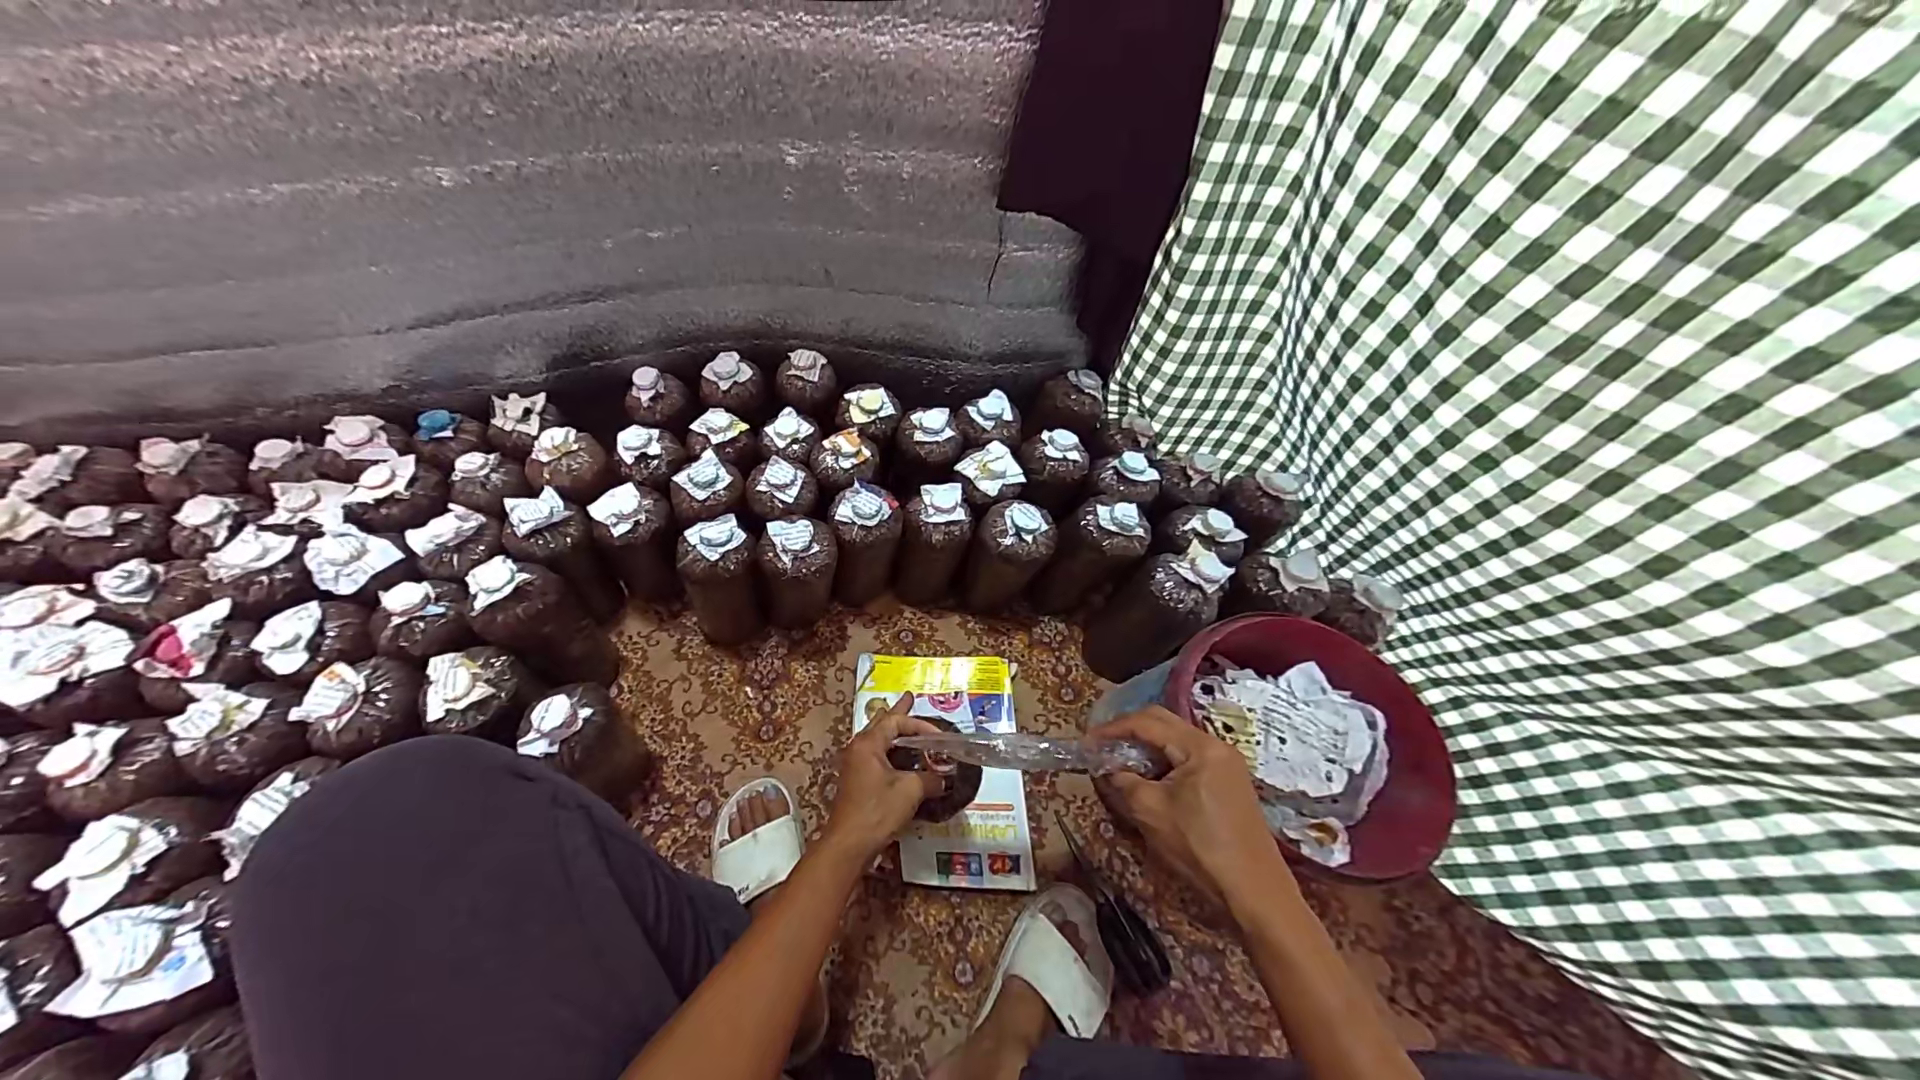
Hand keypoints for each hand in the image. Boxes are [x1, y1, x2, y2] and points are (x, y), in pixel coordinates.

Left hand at [821, 693, 944, 861]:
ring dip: (896, 735)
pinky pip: (878, 759)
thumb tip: (944, 779)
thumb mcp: (910, 790)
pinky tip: (904, 760)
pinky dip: (893, 754)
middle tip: (910, 700)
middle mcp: (858, 750)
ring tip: (910, 728)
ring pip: (879, 742)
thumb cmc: (877, 810)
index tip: (939, 735)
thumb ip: (930, 778)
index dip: (919, 725)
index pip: (894, 721)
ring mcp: (855, 767)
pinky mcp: (858, 783)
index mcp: (867, 744)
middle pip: (881, 724)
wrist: (849, 845)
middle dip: (898, 714)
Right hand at [1093, 706, 1292, 906]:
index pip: (1148, 723)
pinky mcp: (1229, 782)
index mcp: (1200, 747)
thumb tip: (1106, 769)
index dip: (1113, 729)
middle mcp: (1217, 746)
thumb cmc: (1200, 848)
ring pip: (1177, 741)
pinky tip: (1149, 778)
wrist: (1254, 892)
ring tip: (1120, 762)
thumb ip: (1123, 781)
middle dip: (1130, 731)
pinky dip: (1165, 762)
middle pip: (1164, 724)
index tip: (1088, 741)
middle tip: (1102, 745)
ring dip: (1147, 748)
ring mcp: (1227, 764)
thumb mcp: (1150, 812)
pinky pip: (1190, 758)